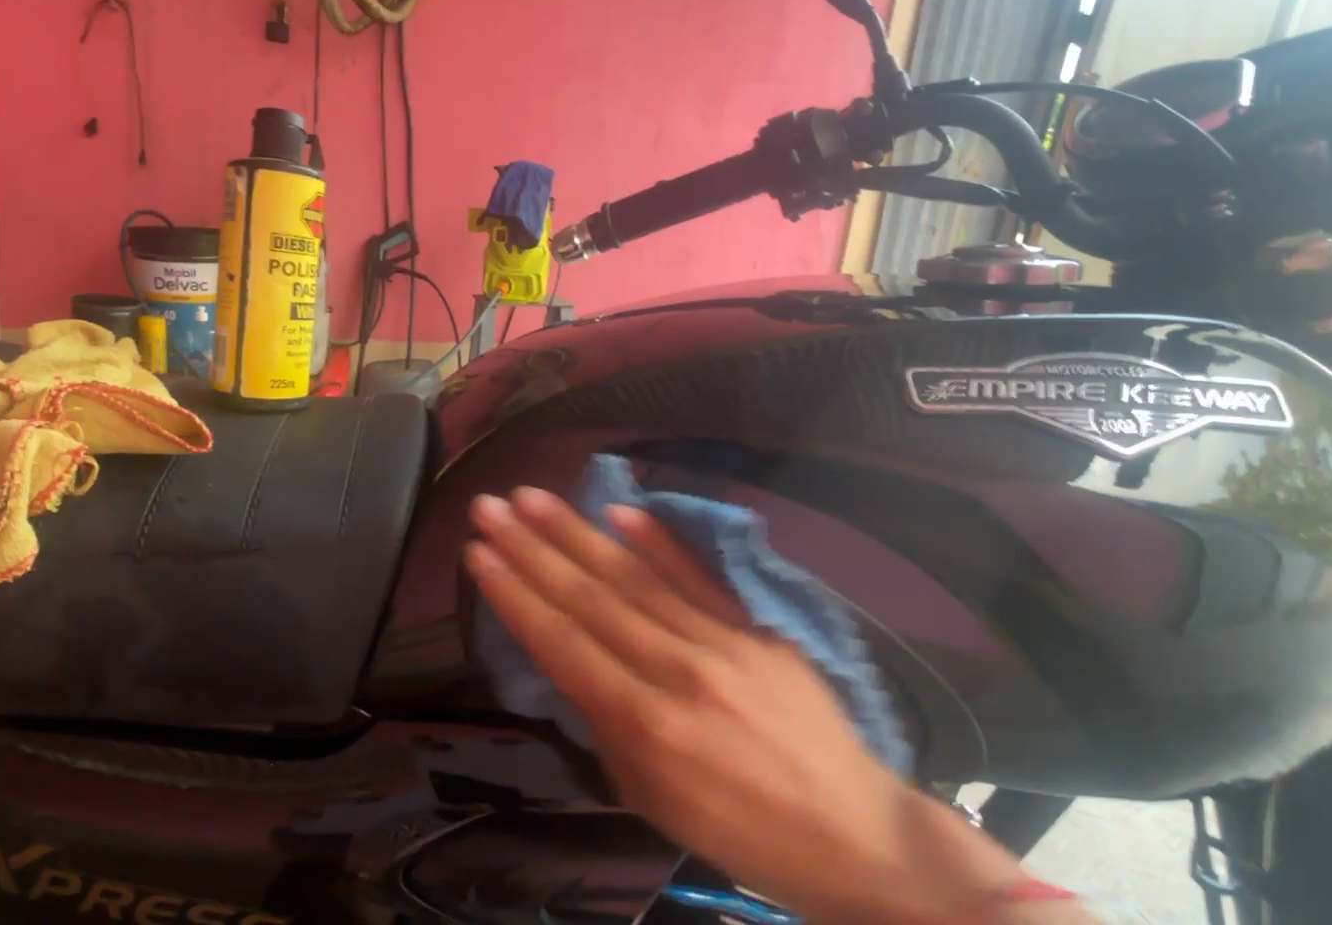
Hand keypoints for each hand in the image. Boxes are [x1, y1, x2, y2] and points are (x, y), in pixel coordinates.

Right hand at [467, 488, 1031, 923]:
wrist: (854, 834)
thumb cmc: (739, 832)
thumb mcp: (651, 800)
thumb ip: (605, 727)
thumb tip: (570, 664)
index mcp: (645, 727)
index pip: (563, 645)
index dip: (514, 596)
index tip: (477, 555)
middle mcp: (678, 673)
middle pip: (590, 599)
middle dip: (530, 550)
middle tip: (488, 508)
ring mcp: (722, 643)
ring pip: (634, 579)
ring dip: (576, 533)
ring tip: (532, 497)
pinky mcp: (757, 629)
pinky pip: (698, 579)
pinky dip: (658, 543)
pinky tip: (621, 511)